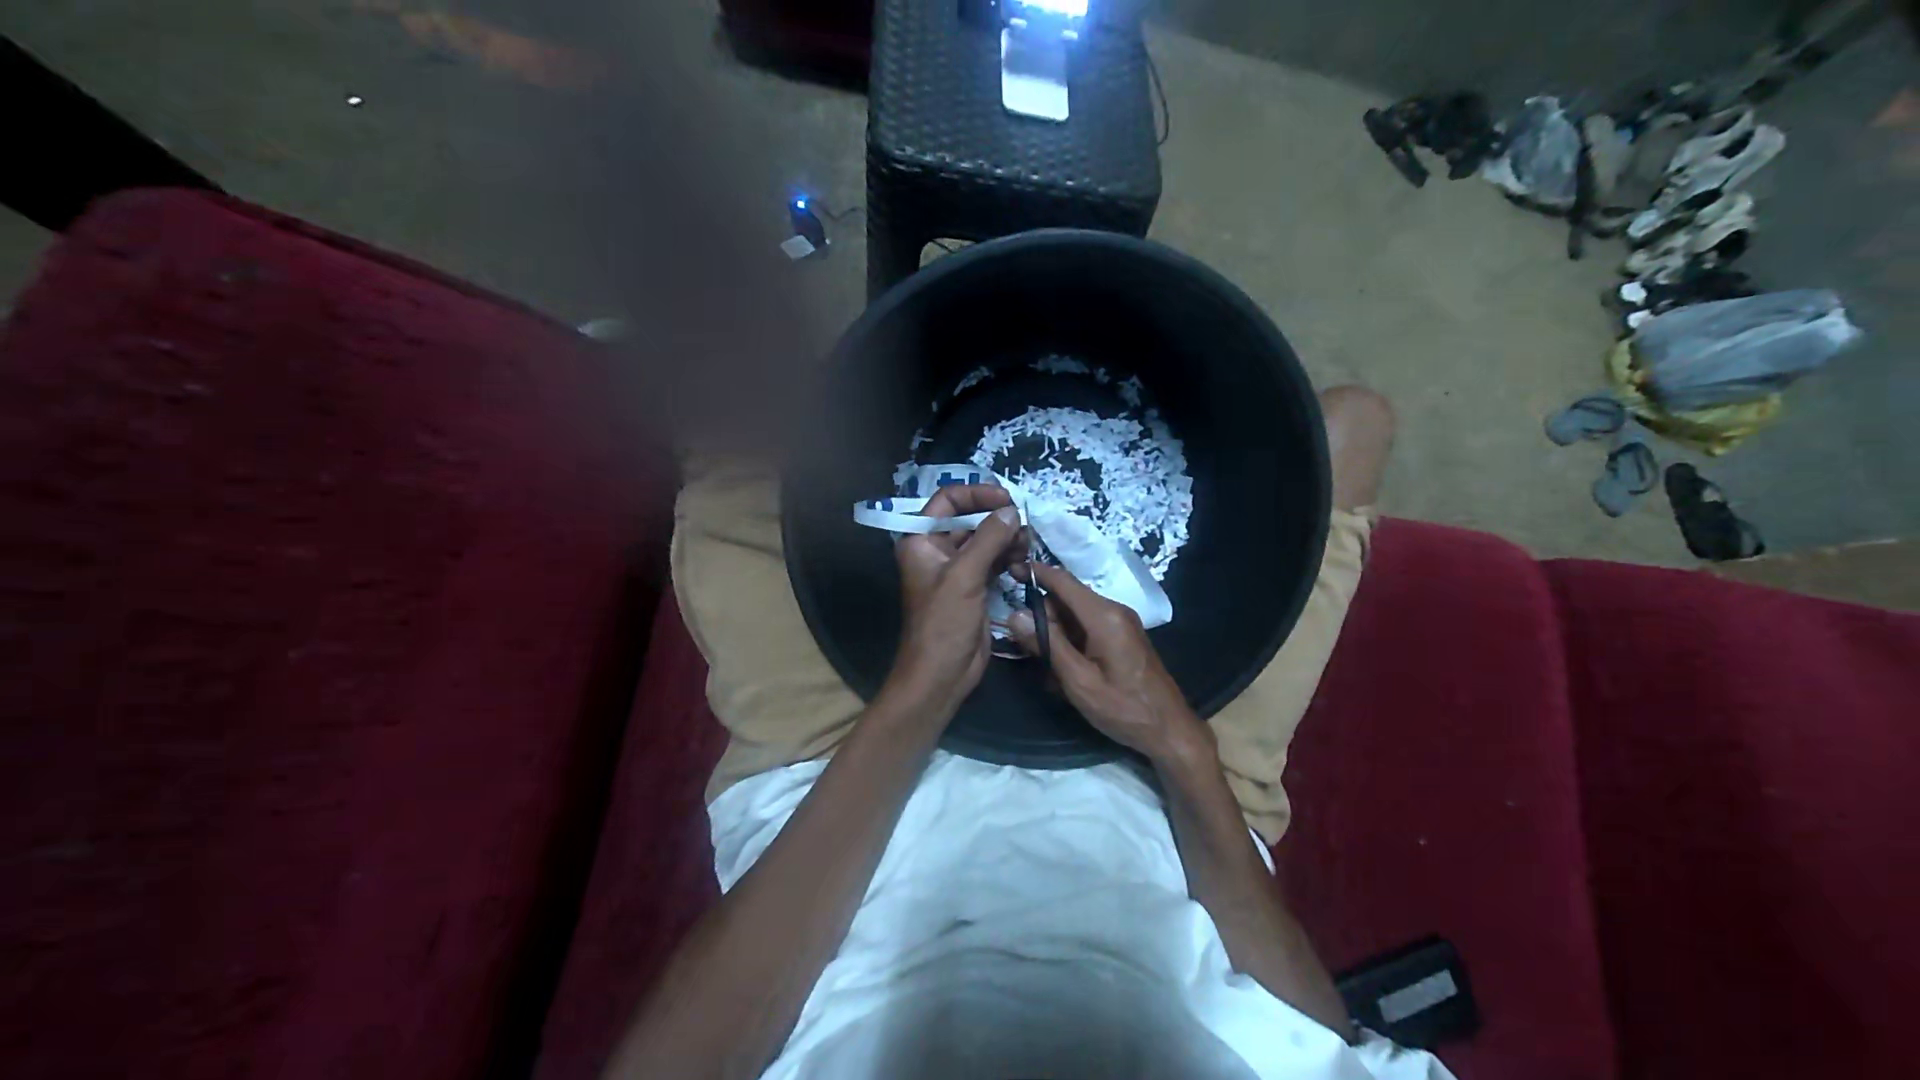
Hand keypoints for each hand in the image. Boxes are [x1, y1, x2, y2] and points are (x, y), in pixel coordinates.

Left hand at [885, 484, 1025, 718]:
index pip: (947, 501)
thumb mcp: (964, 576)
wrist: (941, 674)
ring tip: (1028, 544)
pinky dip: (1009, 556)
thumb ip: (988, 539)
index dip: (976, 494)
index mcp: (920, 540)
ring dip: (1007, 538)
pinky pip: (993, 560)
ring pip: (985, 540)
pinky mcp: (974, 587)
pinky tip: (1025, 559)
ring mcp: (956, 570)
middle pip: (969, 519)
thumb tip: (1012, 511)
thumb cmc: (943, 623)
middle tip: (1025, 524)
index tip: (1007, 498)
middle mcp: (936, 550)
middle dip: (997, 518)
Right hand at [1008, 562, 1210, 761]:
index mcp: (1104, 616)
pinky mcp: (1122, 637)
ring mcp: (1120, 623)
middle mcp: (1114, 611)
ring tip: (1042, 664)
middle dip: (1041, 615)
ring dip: (1054, 633)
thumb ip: (1048, 645)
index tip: (1009, 568)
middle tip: (1019, 642)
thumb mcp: (1079, 680)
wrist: (1169, 730)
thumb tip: (1016, 614)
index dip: (1035, 572)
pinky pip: (1087, 627)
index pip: (1063, 581)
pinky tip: (1062, 670)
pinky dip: (1069, 641)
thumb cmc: (1123, 708)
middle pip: (1067, 599)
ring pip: (1075, 614)